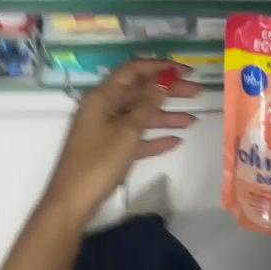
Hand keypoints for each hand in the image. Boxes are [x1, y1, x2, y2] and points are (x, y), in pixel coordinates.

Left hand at [44, 58, 201, 224]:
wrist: (72, 202)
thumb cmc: (99, 161)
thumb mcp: (128, 129)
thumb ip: (148, 103)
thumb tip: (164, 79)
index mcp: (103, 96)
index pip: (134, 69)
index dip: (161, 67)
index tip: (187, 71)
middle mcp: (104, 107)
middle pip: (140, 91)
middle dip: (169, 91)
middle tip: (198, 92)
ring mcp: (106, 128)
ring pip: (140, 115)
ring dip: (166, 116)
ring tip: (192, 120)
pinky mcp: (110, 149)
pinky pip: (136, 137)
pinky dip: (154, 137)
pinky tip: (176, 141)